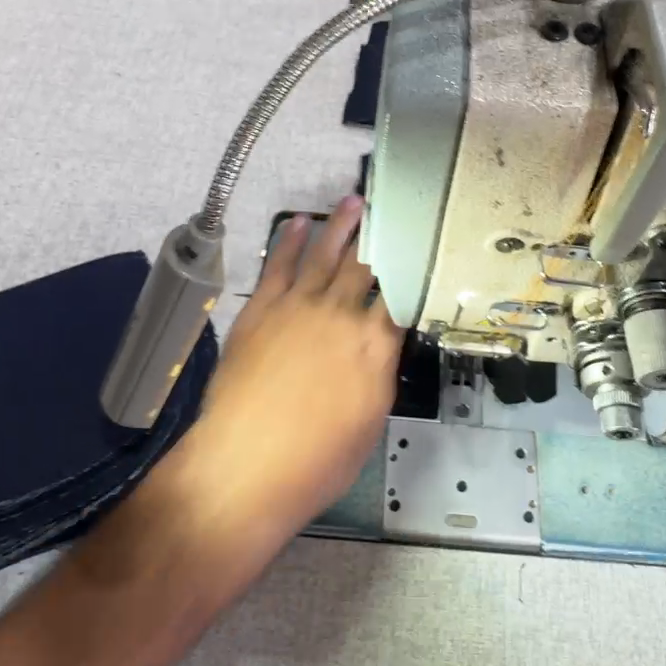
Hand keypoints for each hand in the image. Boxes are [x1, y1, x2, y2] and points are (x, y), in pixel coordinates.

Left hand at [167, 196, 401, 545]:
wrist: (246, 465)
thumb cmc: (317, 461)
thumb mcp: (370, 422)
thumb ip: (378, 373)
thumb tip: (381, 345)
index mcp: (375, 345)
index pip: (400, 295)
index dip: (411, 267)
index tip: (419, 246)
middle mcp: (341, 315)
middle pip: (365, 266)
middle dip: (380, 236)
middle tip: (391, 208)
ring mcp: (298, 307)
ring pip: (325, 255)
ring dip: (341, 226)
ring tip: (354, 200)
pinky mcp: (261, 309)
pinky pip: (278, 265)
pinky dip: (289, 241)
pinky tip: (298, 222)